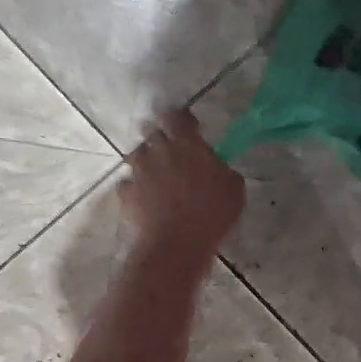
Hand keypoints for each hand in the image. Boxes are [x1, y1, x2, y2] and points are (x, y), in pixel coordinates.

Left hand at [120, 109, 245, 261]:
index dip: (182, 120)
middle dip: (164, 141)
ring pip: (137, 155)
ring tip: (158, 177)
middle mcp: (158, 151)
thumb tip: (216, 166)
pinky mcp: (126, 193)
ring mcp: (138, 172)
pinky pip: (128, 183)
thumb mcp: (234, 189)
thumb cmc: (212, 214)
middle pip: (154, 134)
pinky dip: (135, 188)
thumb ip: (223, 169)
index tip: (190, 129)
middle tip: (176, 156)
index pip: (176, 116)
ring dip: (147, 161)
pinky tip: (145, 199)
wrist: (176, 245)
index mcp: (186, 144)